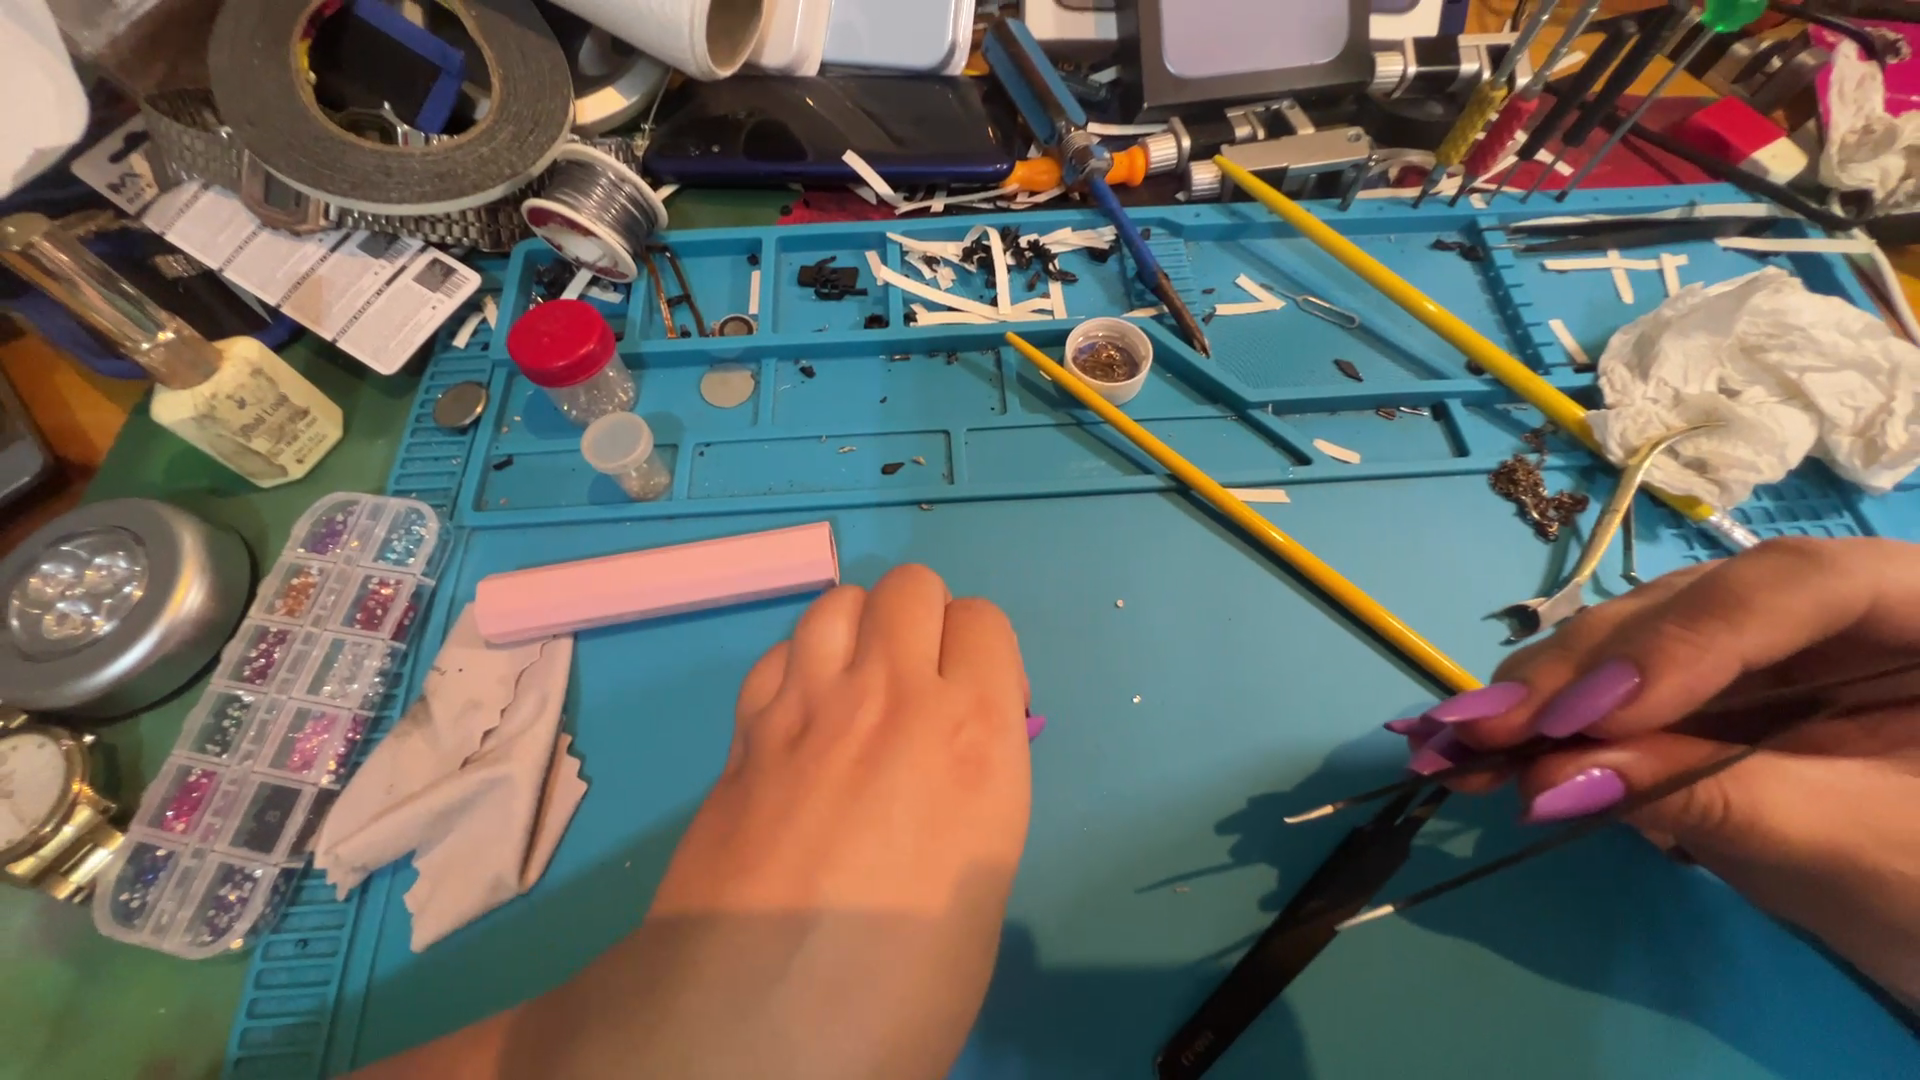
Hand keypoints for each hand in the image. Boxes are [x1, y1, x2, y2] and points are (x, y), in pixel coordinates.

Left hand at [515, 564, 1032, 1079]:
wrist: (756, 1022)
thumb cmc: (904, 978)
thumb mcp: (984, 879)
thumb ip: (978, 781)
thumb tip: (958, 751)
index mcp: (973, 730)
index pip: (984, 619)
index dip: (985, 654)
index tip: (979, 702)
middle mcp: (893, 692)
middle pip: (912, 584)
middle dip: (927, 620)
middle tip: (921, 685)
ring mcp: (810, 702)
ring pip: (840, 600)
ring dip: (861, 628)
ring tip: (860, 686)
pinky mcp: (746, 727)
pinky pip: (779, 653)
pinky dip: (798, 666)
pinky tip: (801, 715)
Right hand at [1402, 537, 1919, 1008]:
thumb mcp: (1848, 849)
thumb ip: (1705, 796)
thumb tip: (1543, 779)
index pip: (1792, 585)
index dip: (1684, 639)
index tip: (1594, 718)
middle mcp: (1817, 606)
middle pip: (1678, 609)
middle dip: (1577, 671)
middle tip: (1488, 728)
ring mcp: (1741, 639)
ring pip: (1620, 640)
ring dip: (1536, 694)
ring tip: (1462, 738)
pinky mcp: (1683, 677)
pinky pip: (1598, 682)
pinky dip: (1537, 717)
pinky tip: (1474, 739)